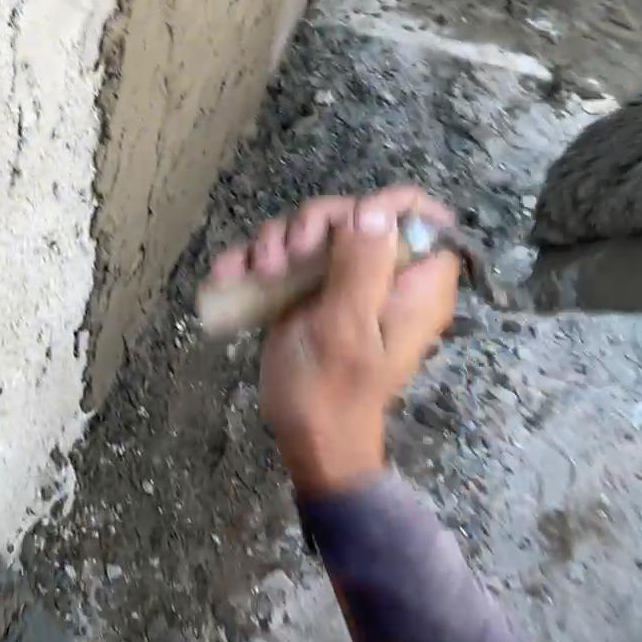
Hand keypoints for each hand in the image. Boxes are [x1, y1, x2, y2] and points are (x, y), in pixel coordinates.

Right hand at [209, 186, 460, 494]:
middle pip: (349, 214)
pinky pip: (278, 257)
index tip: (339, 227)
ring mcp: (340, 280)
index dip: (377, 208)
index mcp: (412, 282)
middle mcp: (380, 273)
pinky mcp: (305, 290)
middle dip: (309, 226)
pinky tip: (227, 276)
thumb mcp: (349, 326)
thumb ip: (364, 266)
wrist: (307, 434)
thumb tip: (372, 209)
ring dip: (273, 243)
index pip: (415, 218)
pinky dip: (251, 261)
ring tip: (259, 273)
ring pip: (307, 231)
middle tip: (288, 256)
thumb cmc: (335, 388)